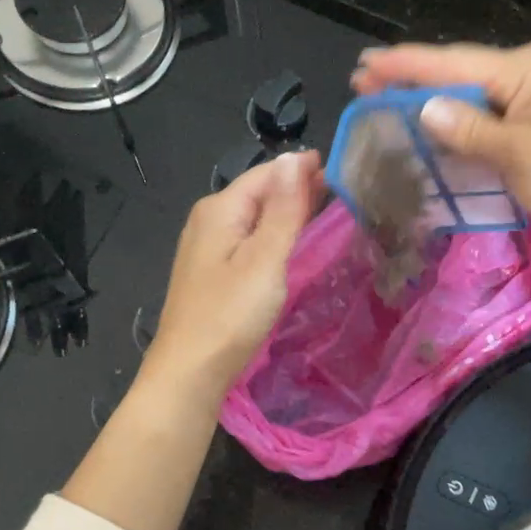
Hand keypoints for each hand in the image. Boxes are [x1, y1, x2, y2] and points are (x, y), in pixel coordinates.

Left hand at [144, 150, 322, 407]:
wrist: (190, 371)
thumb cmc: (230, 316)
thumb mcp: (264, 260)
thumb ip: (283, 211)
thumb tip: (293, 158)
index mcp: (220, 209)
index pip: (266, 174)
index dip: (301, 169)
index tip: (340, 167)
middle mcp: (208, 221)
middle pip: (257, 194)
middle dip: (294, 188)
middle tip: (339, 189)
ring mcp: (206, 250)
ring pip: (252, 219)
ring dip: (284, 213)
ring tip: (320, 212)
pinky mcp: (210, 276)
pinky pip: (246, 242)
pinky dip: (270, 237)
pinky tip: (287, 247)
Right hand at [351, 42, 530, 234]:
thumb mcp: (515, 153)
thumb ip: (468, 129)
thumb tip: (425, 109)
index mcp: (522, 69)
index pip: (453, 63)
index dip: (407, 65)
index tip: (366, 64)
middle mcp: (526, 71)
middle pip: (459, 71)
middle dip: (413, 78)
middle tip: (365, 82)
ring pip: (471, 91)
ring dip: (431, 97)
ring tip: (387, 98)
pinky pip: (486, 110)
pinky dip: (456, 116)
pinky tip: (432, 121)